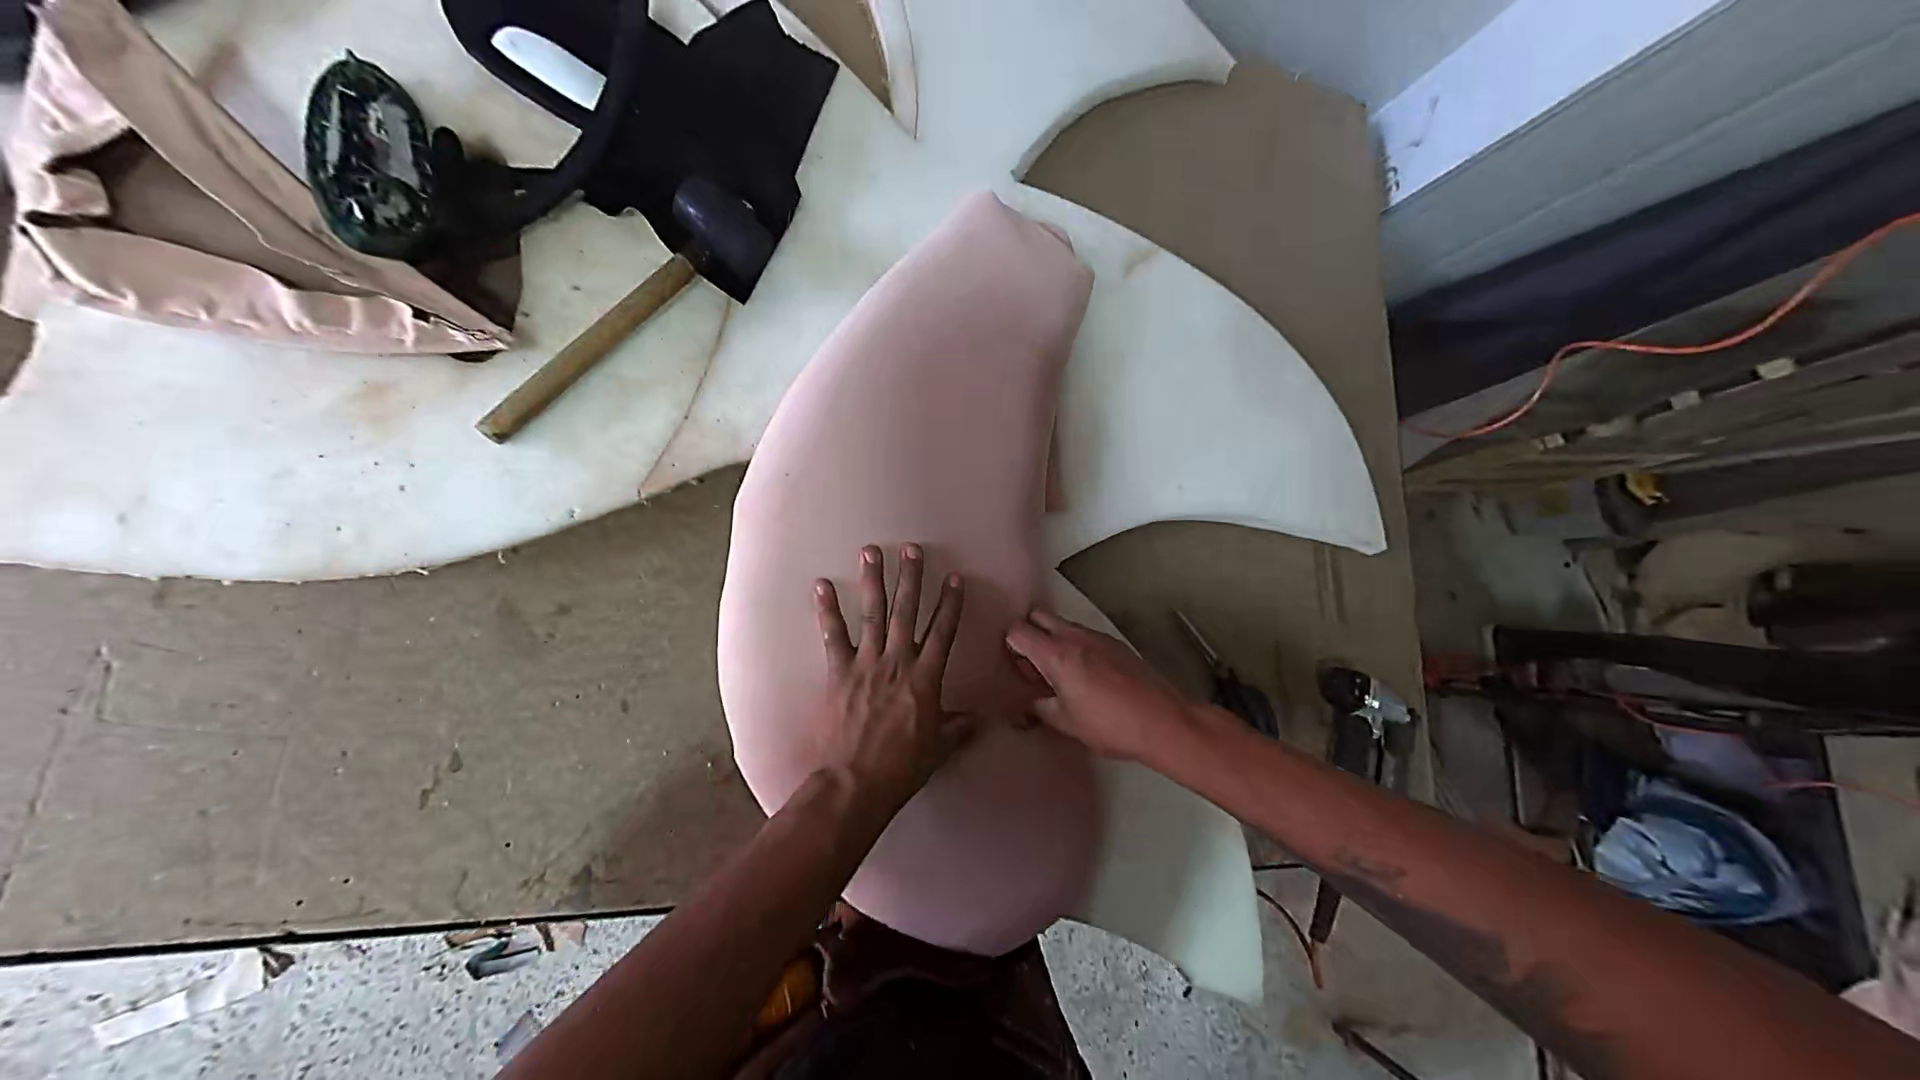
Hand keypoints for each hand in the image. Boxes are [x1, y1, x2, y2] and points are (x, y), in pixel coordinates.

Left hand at [813, 543, 972, 816]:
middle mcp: (897, 662)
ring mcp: (866, 664)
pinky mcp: (839, 673)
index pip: (943, 631)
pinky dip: (826, 610)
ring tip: (871, 552)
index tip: (955, 578)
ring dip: (873, 581)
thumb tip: (977, 721)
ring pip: (873, 614)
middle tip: (912, 550)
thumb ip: (958, 728)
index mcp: (925, 678)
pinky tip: (820, 586)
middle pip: (908, 611)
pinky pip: (833, 636)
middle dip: (912, 578)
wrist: (857, 782)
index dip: (951, 603)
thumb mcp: (938, 748)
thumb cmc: (902, 767)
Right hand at [1004, 610, 1205, 763]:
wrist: (1163, 721)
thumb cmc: (1111, 725)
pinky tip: (1087, 677)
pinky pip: (1085, 635)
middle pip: (1038, 615)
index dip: (1009, 645)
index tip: (1015, 666)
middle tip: (1032, 664)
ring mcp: (1098, 636)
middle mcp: (1075, 636)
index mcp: (1057, 654)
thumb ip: (1039, 708)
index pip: (1017, 630)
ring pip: (1063, 624)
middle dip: (1029, 633)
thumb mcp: (1066, 723)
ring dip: (1054, 640)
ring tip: (1061, 675)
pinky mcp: (1116, 643)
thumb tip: (1028, 704)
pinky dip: (1076, 647)